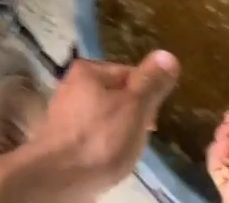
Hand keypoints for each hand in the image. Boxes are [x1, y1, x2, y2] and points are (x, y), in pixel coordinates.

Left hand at [11, 53, 178, 200]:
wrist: (60, 174)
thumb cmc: (101, 137)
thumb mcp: (134, 107)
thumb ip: (150, 83)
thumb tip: (168, 54)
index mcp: (87, 69)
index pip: (129, 73)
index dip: (147, 96)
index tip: (153, 120)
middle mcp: (72, 82)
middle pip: (116, 94)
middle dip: (133, 115)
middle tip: (141, 137)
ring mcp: (65, 109)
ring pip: (105, 114)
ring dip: (119, 130)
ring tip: (126, 150)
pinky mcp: (63, 134)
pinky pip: (93, 132)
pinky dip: (104, 142)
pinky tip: (108, 157)